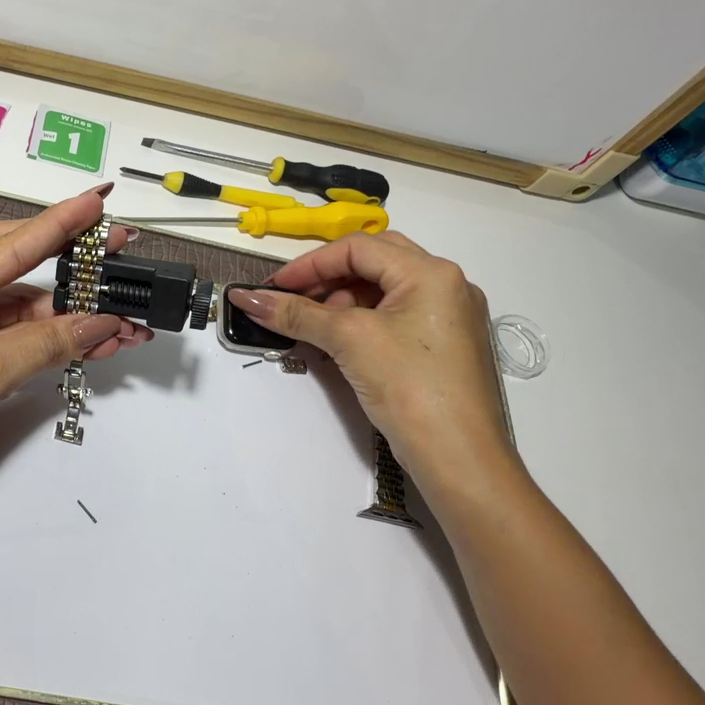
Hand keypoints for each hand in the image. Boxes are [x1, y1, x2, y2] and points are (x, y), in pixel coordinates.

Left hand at [0, 187, 153, 519]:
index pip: (4, 247)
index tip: (97, 202)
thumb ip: (44, 342)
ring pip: (21, 304)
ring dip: (69, 313)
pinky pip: (16, 334)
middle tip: (119, 249)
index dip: (57, 224)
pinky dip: (53, 338)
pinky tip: (92, 341)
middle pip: (14, 265)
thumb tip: (100, 321)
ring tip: (122, 318)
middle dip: (70, 263)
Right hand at [225, 231, 515, 493]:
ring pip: (384, 288)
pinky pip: (395, 314)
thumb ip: (296, 314)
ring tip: (315, 325)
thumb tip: (246, 299)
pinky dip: (362, 319)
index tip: (274, 288)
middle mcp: (446, 285)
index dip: (310, 264)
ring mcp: (449, 316)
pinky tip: (340, 341)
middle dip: (327, 277)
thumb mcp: (349, 341)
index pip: (358, 248)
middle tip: (293, 300)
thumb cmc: (409, 386)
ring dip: (343, 299)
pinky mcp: (444, 344)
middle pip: (374, 261)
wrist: (458, 456)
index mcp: (431, 272)